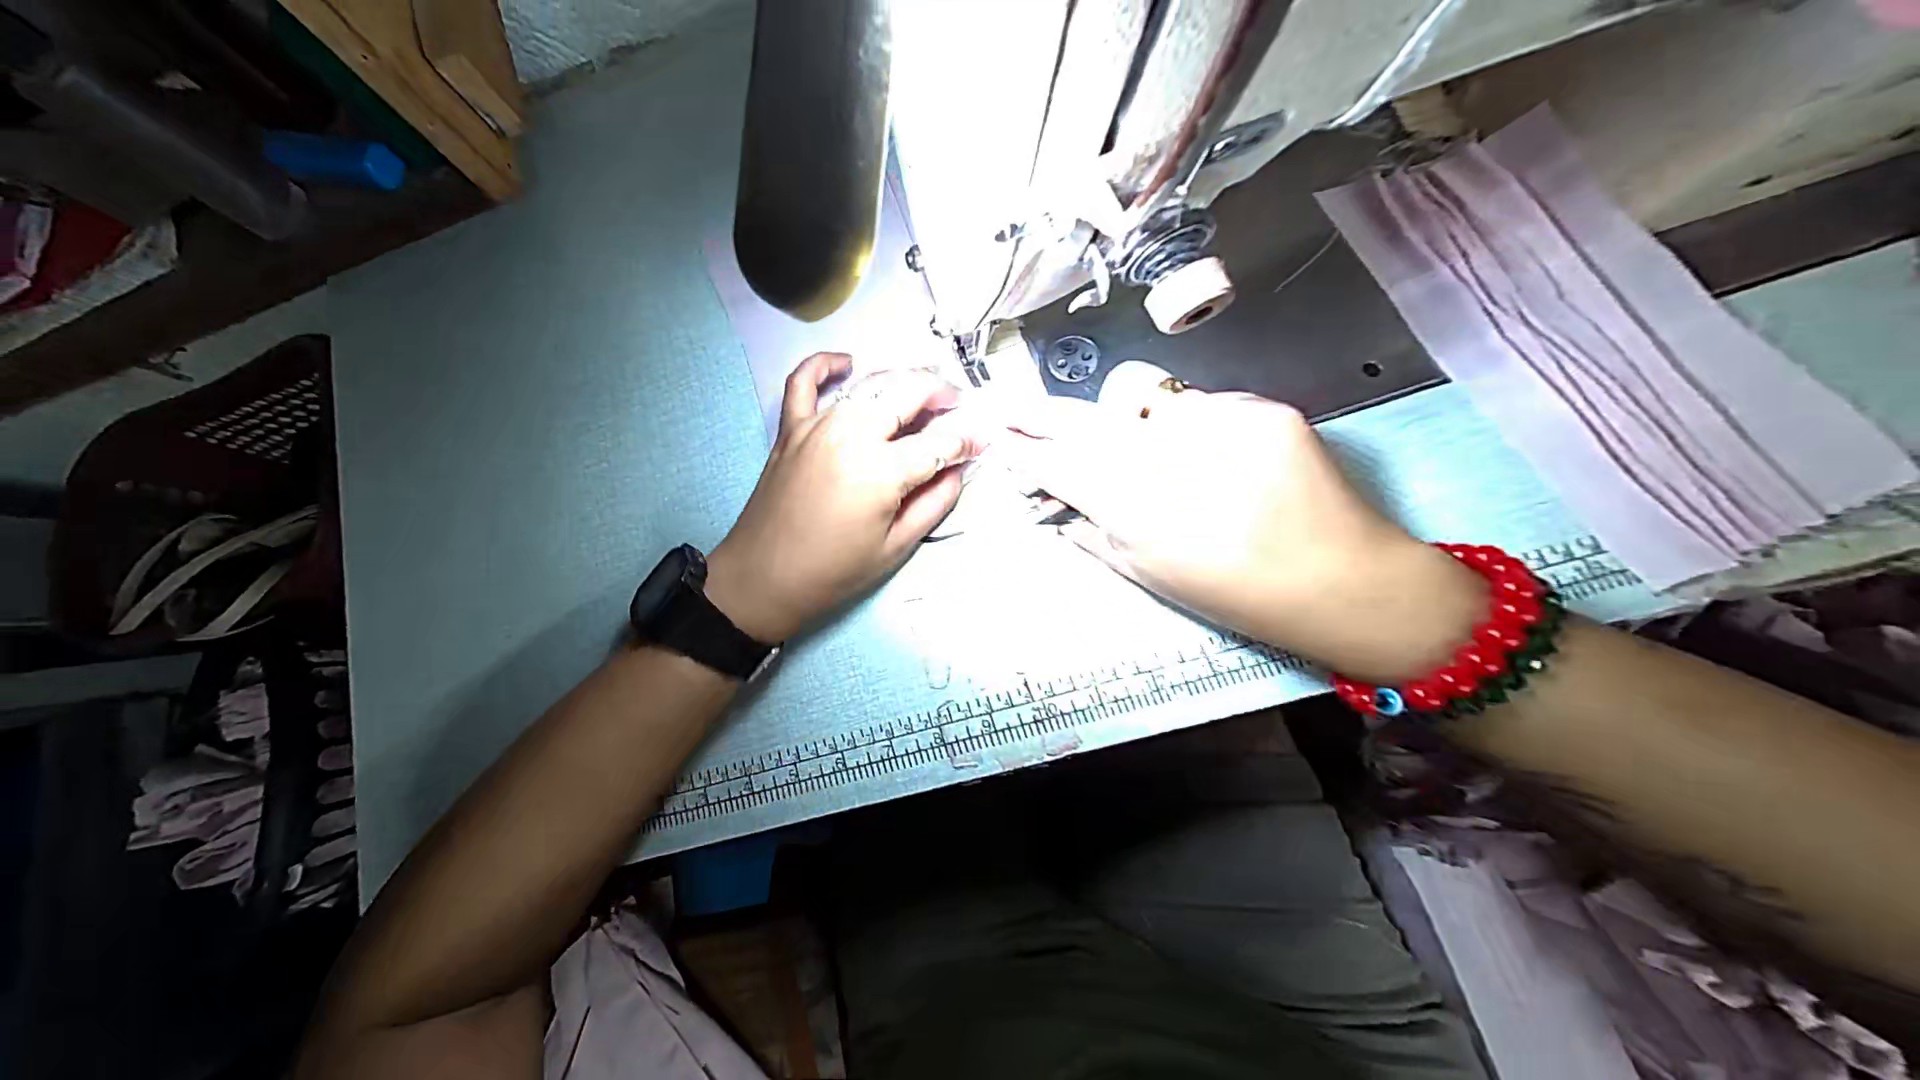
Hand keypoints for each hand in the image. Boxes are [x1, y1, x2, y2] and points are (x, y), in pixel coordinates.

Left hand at [705, 353, 983, 642]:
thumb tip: (957, 470)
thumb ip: (934, 503)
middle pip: (906, 395)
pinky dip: (824, 365)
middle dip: (939, 394)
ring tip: (922, 389)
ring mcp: (816, 426)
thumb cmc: (833, 572)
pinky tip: (847, 362)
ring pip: (868, 385)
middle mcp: (850, 436)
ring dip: (900, 381)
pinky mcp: (790, 429)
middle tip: (957, 403)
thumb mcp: (896, 547)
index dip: (966, 442)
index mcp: (880, 471)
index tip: (982, 443)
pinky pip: (804, 382)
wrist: (763, 579)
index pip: (937, 444)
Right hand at [1005, 371, 1483, 682]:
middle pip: (1091, 422)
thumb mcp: (1154, 577)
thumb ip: (1095, 536)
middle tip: (1013, 407)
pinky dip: (1188, 427)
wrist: (1348, 580)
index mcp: (1146, 519)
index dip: (1023, 450)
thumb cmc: (1241, 595)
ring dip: (1131, 427)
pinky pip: (1199, 405)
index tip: (994, 433)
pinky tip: (1210, 458)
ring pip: (1145, 405)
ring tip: (1157, 460)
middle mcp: (1179, 464)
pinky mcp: (1265, 408)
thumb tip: (1051, 506)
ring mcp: (1227, 426)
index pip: (1063, 467)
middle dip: (1046, 415)